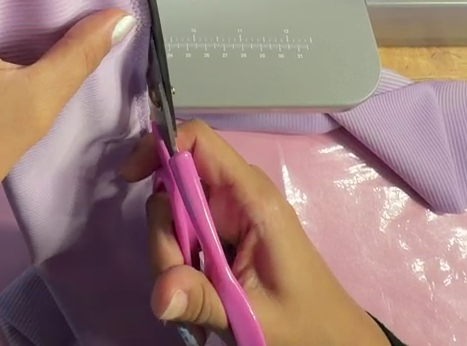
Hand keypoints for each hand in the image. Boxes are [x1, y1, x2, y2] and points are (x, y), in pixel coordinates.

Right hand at [121, 121, 387, 345]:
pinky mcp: (221, 234)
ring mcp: (226, 214)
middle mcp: (235, 195)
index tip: (130, 177)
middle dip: (164, 234)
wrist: (336, 344)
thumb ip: (203, 300)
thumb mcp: (254, 316)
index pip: (198, 140)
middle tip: (175, 282)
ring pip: (173, 214)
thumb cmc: (307, 323)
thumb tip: (158, 293)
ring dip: (170, 257)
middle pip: (174, 186)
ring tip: (194, 304)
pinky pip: (183, 236)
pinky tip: (196, 300)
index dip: (160, 146)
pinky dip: (180, 267)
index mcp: (251, 196)